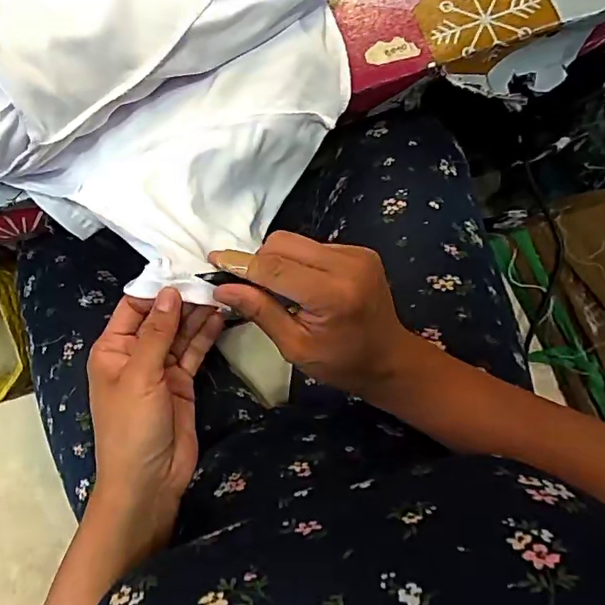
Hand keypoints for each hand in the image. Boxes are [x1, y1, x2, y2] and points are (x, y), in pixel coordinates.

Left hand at [84, 288, 222, 557]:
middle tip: (210, 276)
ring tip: (220, 290)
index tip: (182, 268)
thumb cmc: (131, 427)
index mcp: (112, 348)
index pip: (133, 306)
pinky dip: (205, 335)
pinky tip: (220, 315)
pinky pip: (192, 352)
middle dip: (181, 299)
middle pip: (159, 317)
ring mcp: (159, 368)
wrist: (147, 482)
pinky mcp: (181, 383)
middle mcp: (134, 353)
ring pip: (179, 333)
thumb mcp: (140, 375)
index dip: (156, 288)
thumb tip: (168, 292)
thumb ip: (156, 333)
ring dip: (197, 314)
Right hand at [209, 231, 426, 396]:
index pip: (273, 268)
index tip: (213, 261)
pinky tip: (301, 285)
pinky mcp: (357, 250)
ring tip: (278, 290)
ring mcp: (355, 254)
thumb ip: (260, 312)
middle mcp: (347, 265)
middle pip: (281, 244)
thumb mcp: (295, 347)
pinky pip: (309, 246)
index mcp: (332, 295)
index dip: (240, 264)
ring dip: (275, 260)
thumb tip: (223, 288)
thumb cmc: (342, 363)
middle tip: (249, 287)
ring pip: (293, 241)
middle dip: (257, 262)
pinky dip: (295, 261)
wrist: (391, 359)